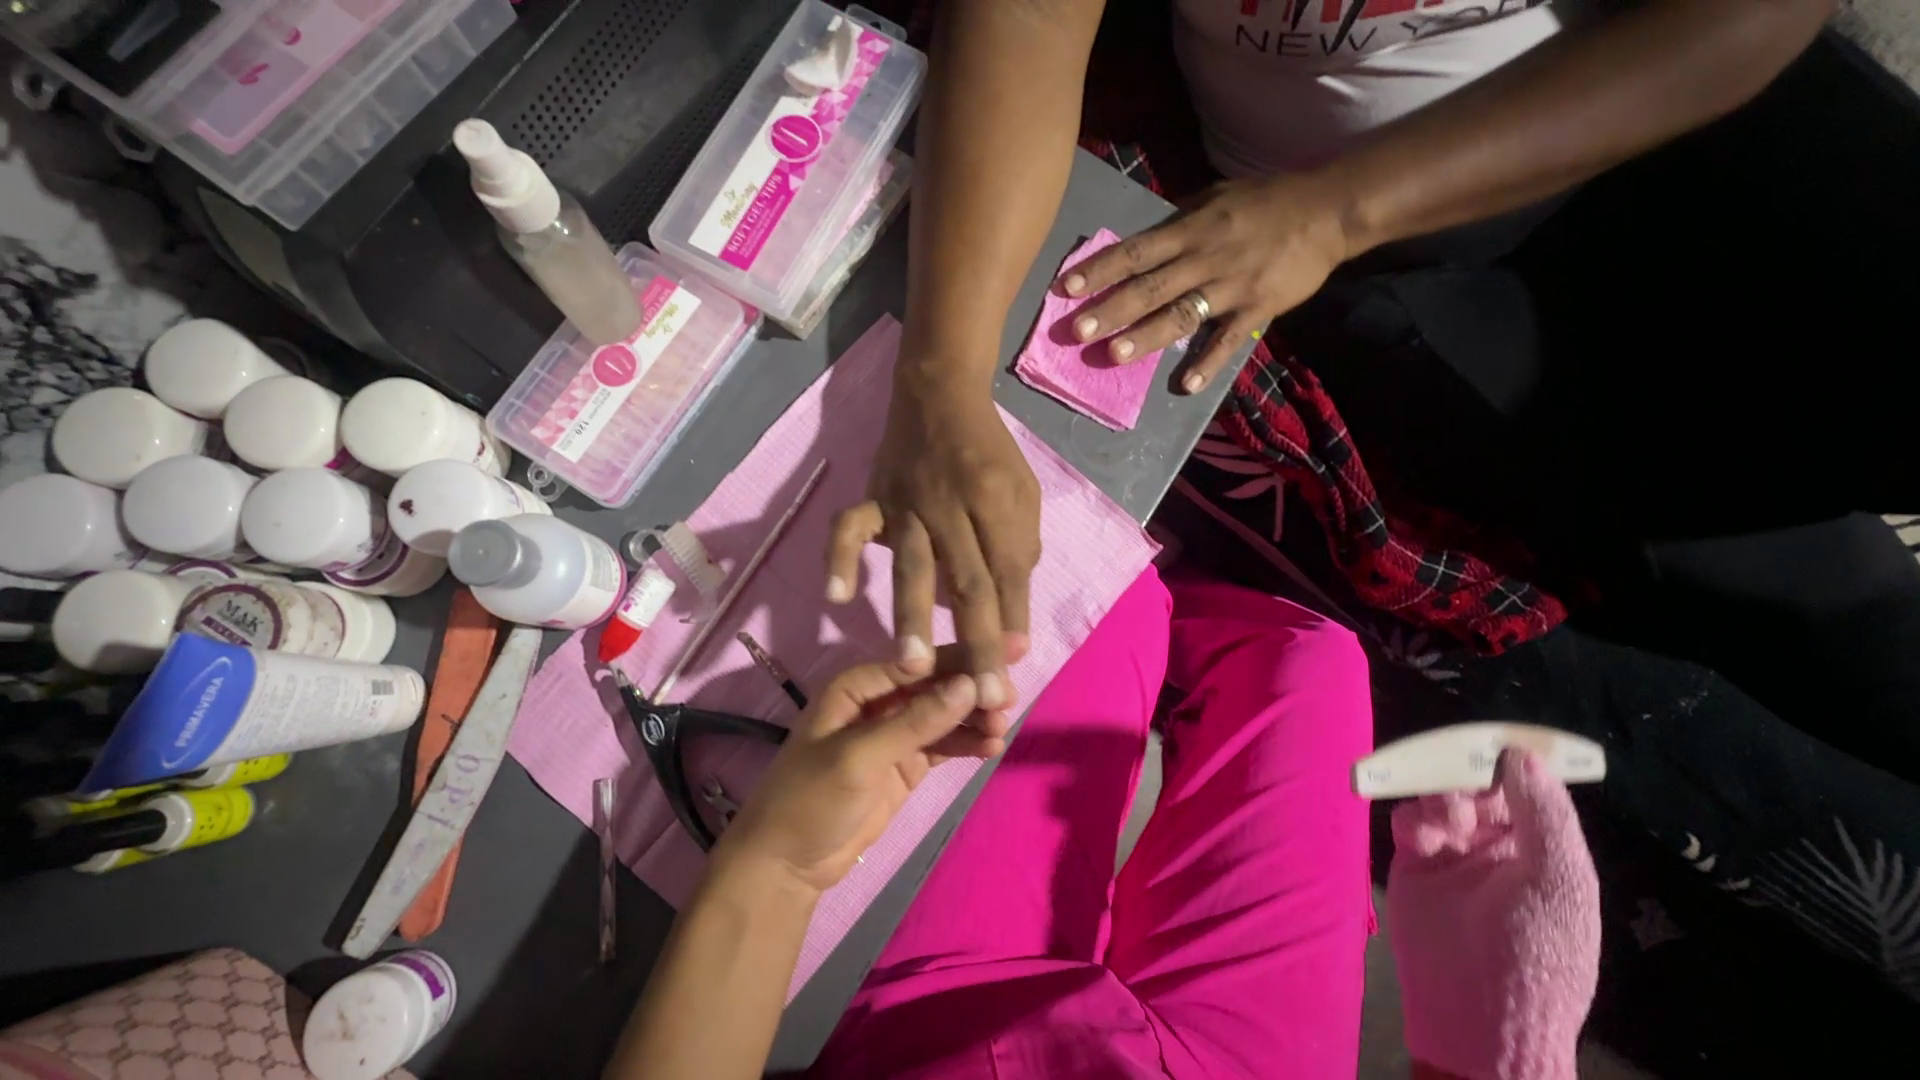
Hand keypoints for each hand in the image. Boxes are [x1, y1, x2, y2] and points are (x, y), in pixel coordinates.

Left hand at [717, 652, 1015, 894]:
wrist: (786, 864)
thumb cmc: (810, 799)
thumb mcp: (860, 757)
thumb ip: (915, 722)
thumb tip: (970, 685)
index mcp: (858, 685)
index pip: (919, 661)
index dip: (962, 658)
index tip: (1005, 655)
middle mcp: (879, 701)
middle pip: (937, 685)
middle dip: (974, 688)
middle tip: (1011, 698)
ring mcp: (895, 734)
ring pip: (945, 715)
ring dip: (974, 718)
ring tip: (1003, 727)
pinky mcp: (905, 765)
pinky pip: (944, 745)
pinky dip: (966, 743)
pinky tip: (991, 747)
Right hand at [828, 372, 1039, 709]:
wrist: (941, 396)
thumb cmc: (989, 454)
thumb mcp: (1023, 493)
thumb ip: (1018, 549)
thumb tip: (1010, 616)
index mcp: (997, 502)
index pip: (1006, 573)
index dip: (1011, 621)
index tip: (1013, 671)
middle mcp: (952, 505)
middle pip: (966, 581)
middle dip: (976, 641)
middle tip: (981, 698)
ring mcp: (907, 502)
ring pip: (911, 564)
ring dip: (912, 616)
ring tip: (912, 668)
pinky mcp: (872, 497)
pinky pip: (849, 528)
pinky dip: (839, 558)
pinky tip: (837, 597)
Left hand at [1057, 173, 1351, 393]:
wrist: (1329, 210)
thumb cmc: (1264, 202)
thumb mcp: (1215, 199)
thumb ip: (1177, 223)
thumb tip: (1138, 244)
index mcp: (1191, 230)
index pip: (1135, 252)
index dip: (1100, 270)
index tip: (1066, 288)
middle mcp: (1205, 258)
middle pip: (1150, 287)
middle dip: (1111, 309)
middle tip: (1076, 331)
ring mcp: (1231, 286)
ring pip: (1182, 313)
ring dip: (1147, 335)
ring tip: (1115, 355)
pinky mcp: (1258, 308)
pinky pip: (1229, 340)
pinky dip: (1209, 363)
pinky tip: (1187, 385)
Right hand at [1387, 749, 1600, 1079]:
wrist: (1480, 1010)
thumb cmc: (1537, 949)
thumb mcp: (1559, 880)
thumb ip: (1542, 814)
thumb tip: (1521, 755)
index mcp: (1542, 847)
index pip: (1528, 787)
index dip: (1515, 761)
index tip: (1499, 740)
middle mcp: (1499, 843)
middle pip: (1478, 784)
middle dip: (1470, 776)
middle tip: (1465, 779)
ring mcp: (1454, 851)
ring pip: (1442, 795)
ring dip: (1444, 795)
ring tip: (1449, 816)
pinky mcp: (1413, 861)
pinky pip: (1410, 820)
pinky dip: (1416, 816)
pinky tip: (1426, 835)